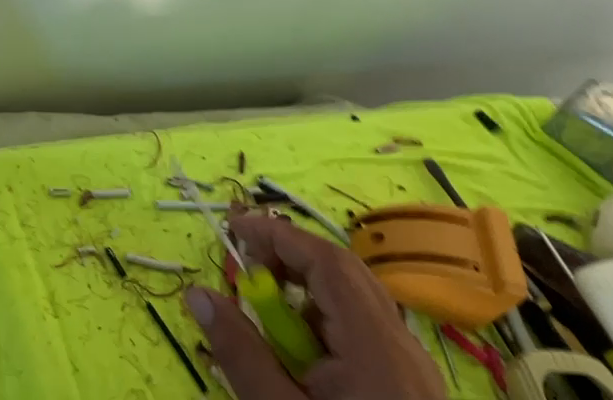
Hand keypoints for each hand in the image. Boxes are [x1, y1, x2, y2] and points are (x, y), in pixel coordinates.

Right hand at [187, 215, 445, 399]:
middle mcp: (403, 349)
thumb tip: (200, 294)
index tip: (233, 228)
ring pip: (356, 304)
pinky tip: (298, 352)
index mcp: (376, 349)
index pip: (328, 263)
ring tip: (263, 310)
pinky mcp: (411, 391)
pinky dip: (323, 323)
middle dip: (290, 257)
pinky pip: (365, 334)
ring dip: (304, 292)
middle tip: (244, 262)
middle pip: (347, 275)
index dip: (279, 235)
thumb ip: (239, 350)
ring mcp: (413, 371)